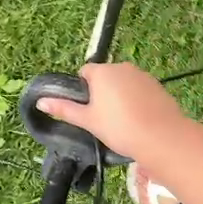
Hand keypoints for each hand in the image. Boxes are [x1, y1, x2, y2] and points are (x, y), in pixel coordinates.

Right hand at [37, 62, 186, 160]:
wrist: (161, 136)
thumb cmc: (119, 127)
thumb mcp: (88, 120)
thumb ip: (64, 109)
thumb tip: (41, 102)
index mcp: (102, 71)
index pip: (85, 72)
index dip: (83, 90)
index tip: (88, 109)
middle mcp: (122, 67)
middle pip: (105, 76)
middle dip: (102, 93)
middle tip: (103, 118)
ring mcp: (141, 74)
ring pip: (123, 83)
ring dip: (119, 96)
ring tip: (122, 121)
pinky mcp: (157, 85)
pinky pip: (139, 89)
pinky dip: (136, 100)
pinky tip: (138, 119)